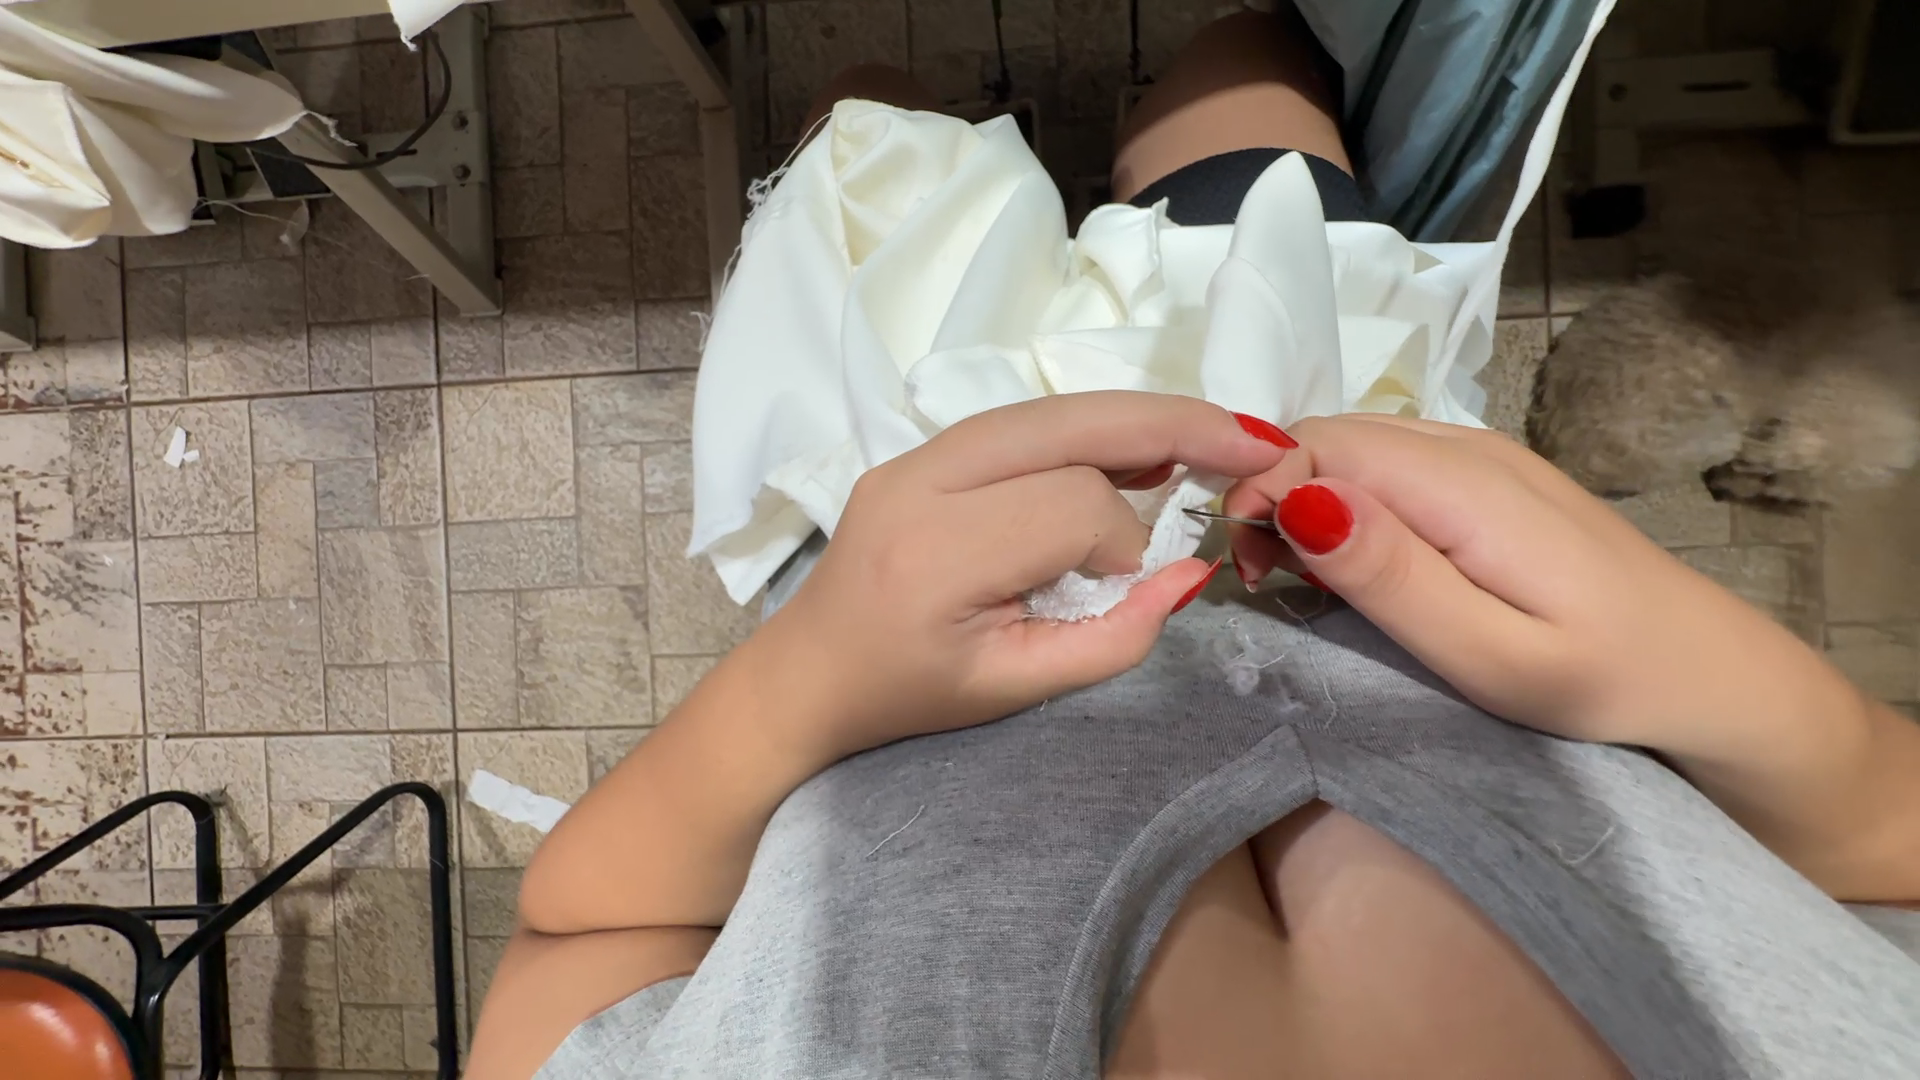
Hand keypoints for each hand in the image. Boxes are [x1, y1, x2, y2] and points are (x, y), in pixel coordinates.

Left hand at [750, 391, 1290, 760]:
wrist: (809, 673)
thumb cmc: (908, 696)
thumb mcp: (1014, 689)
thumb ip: (1113, 638)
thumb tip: (1192, 570)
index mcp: (936, 555)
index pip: (1069, 507)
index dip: (1121, 542)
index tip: (1122, 584)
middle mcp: (917, 482)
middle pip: (1066, 424)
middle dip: (1170, 424)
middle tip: (1253, 441)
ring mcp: (908, 457)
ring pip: (1045, 410)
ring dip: (1131, 420)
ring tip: (1204, 442)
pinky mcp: (913, 452)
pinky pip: (1017, 423)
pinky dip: (1083, 430)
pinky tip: (1129, 448)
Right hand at [1223, 415, 1856, 753]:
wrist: (1712, 676)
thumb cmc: (1598, 681)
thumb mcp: (1486, 652)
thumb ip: (1389, 574)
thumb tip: (1301, 499)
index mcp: (1462, 483)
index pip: (1317, 442)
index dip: (1261, 491)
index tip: (1252, 568)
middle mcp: (1465, 445)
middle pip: (1326, 435)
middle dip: (1270, 494)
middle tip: (1268, 577)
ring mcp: (1479, 453)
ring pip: (1348, 444)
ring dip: (1300, 496)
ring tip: (1304, 572)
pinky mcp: (1484, 473)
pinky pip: (1381, 461)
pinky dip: (1339, 497)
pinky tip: (1354, 552)